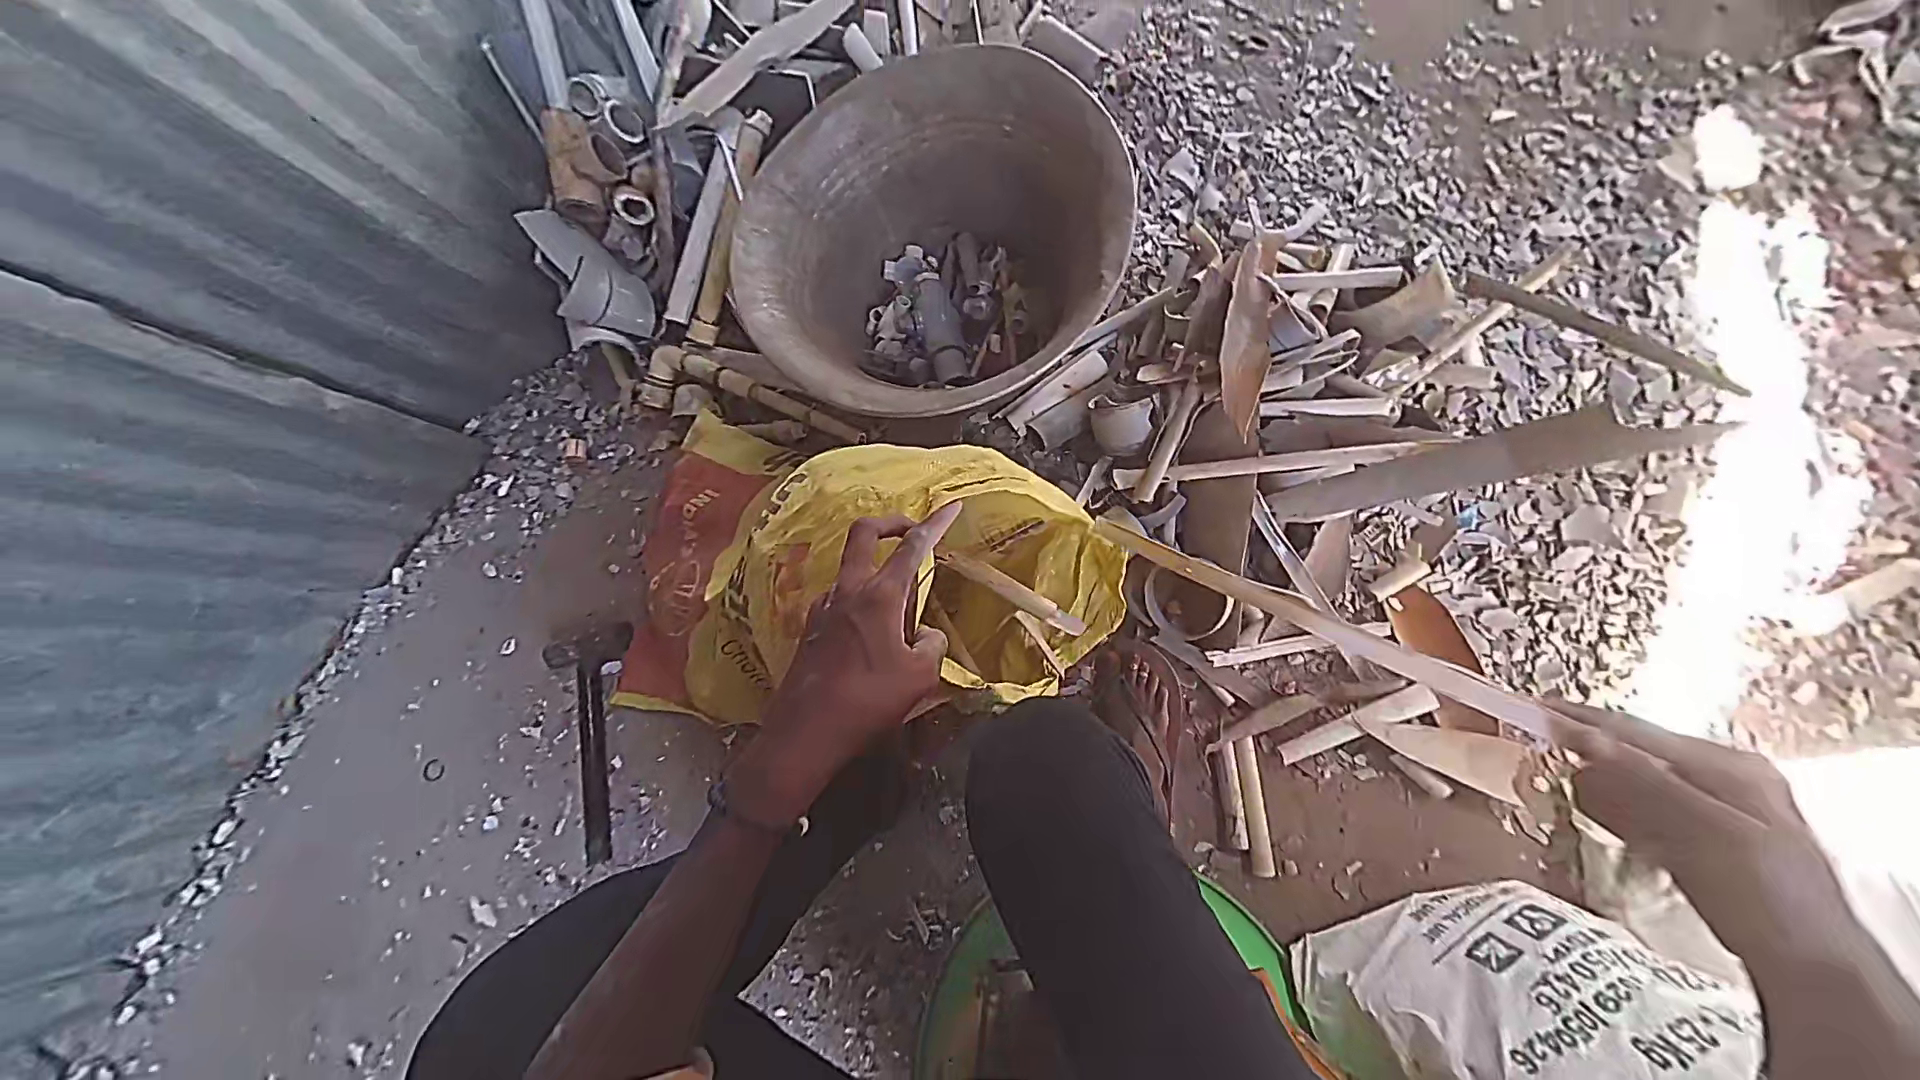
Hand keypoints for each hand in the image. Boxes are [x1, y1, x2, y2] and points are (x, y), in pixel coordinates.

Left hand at [728, 503, 962, 823]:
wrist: (805, 732)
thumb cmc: (868, 701)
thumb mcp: (920, 676)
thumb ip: (931, 644)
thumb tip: (924, 634)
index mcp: (879, 595)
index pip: (913, 546)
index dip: (936, 523)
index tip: (952, 506)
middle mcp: (848, 591)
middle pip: (864, 533)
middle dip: (891, 522)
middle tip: (913, 532)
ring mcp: (824, 607)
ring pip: (851, 568)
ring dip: (876, 568)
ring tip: (900, 607)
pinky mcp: (811, 627)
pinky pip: (841, 598)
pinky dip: (861, 599)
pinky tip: (872, 633)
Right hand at [1551, 700, 1846, 965]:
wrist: (1808, 968)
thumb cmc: (1763, 896)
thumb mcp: (1701, 830)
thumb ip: (1641, 780)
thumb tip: (1582, 736)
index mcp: (1725, 766)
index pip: (1631, 729)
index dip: (1575, 719)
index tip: (1526, 709)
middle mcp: (1721, 777)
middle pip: (1629, 754)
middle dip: (1585, 758)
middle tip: (1541, 759)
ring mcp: (1714, 806)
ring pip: (1630, 781)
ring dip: (1597, 788)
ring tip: (1572, 796)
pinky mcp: (1702, 834)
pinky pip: (1640, 808)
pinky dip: (1616, 812)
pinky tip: (1611, 825)